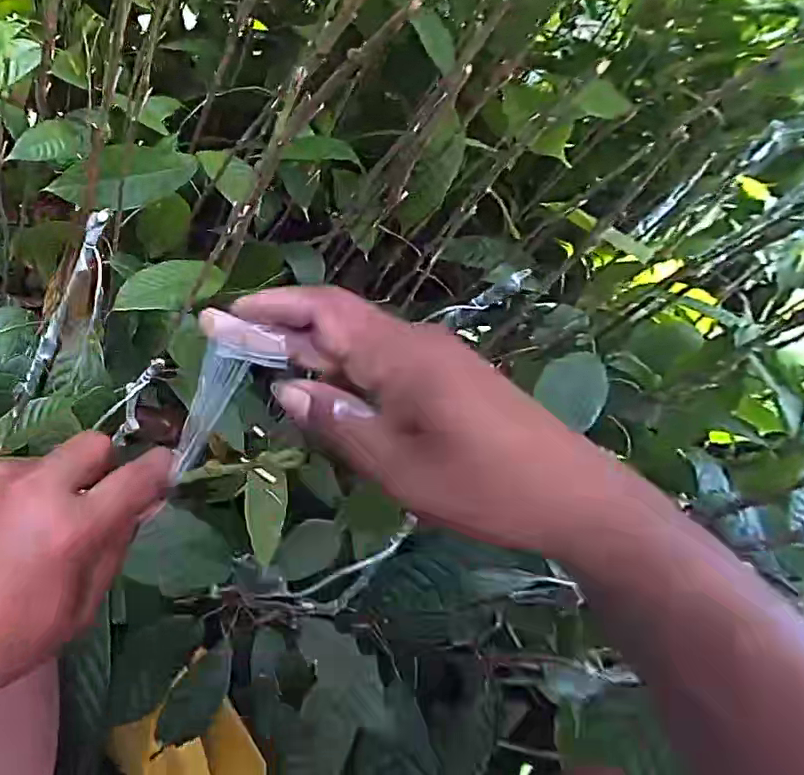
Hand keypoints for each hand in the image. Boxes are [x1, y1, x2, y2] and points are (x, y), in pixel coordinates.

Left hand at [0, 433, 172, 716]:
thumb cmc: (2, 643)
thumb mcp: (75, 613)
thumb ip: (114, 551)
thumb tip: (138, 507)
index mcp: (70, 528)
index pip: (135, 478)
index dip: (158, 468)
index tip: (165, 465)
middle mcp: (38, 486)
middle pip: (95, 443)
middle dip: (105, 465)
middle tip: (90, 499)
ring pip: (51, 460)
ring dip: (54, 484)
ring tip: (25, 530)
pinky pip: (14, 470)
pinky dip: (18, 491)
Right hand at [217, 287, 645, 559]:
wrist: (578, 497)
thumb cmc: (484, 485)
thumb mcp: (398, 466)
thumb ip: (336, 422)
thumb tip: (285, 390)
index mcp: (398, 353)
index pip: (322, 312)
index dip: (271, 307)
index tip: (225, 312)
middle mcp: (412, 341)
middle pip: (335, 319)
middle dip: (279, 324)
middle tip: (228, 336)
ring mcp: (431, 357)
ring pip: (356, 340)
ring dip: (310, 347)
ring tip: (263, 362)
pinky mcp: (445, 376)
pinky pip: (379, 360)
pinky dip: (342, 367)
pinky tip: (325, 390)